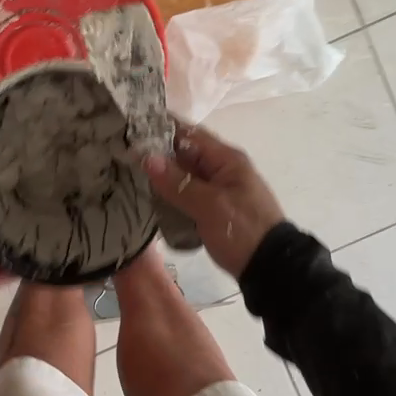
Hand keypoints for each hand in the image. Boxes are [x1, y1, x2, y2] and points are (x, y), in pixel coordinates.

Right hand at [143, 124, 284, 277]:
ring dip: (163, 173)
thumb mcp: (209, 206)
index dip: (161, 127)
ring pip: (185, 173)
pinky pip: (189, 191)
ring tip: (130, 171)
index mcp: (226, 159)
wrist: (272, 269)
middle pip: (185, 152)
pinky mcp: (216, 207)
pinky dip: (172, 191)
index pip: (189, 133)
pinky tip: (151, 196)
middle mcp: (223, 168)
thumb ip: (177, 182)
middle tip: (123, 150)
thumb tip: (146, 156)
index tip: (131, 126)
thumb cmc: (242, 232)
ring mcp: (220, 188)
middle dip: (157, 151)